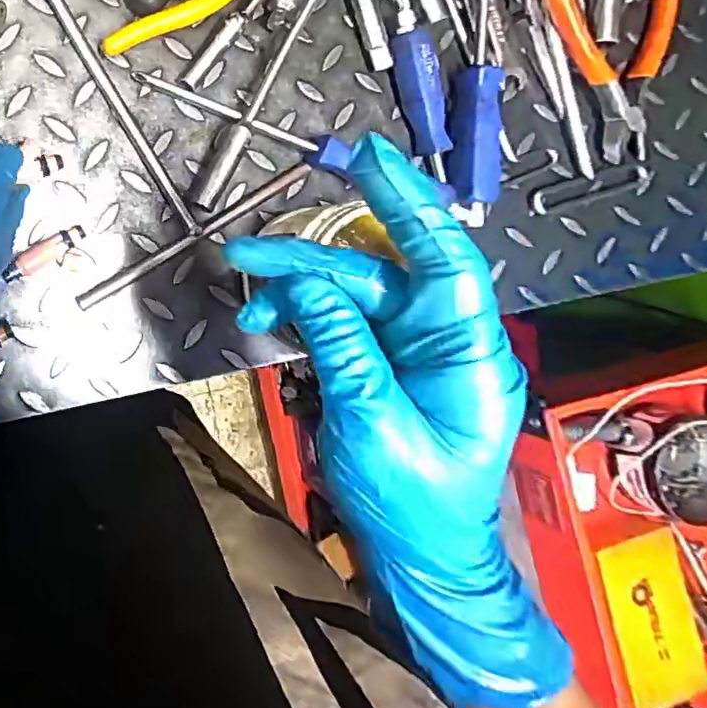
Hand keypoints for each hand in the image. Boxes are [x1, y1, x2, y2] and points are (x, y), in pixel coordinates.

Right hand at [224, 133, 571, 707]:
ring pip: (339, 293)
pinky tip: (267, 324)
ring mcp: (400, 346)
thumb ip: (343, 346)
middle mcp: (434, 334)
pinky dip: (293, 317)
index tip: (367, 158)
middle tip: (244, 253)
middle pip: (367, 271)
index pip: (440, 252)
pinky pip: (328, 320)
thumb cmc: (416, 499)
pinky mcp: (370, 360)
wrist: (414, 549)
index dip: (406, 198)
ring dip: (289, 292)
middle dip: (304, 258)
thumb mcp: (373, 420)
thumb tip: (308, 286)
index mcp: (462, 346)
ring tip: (250, 307)